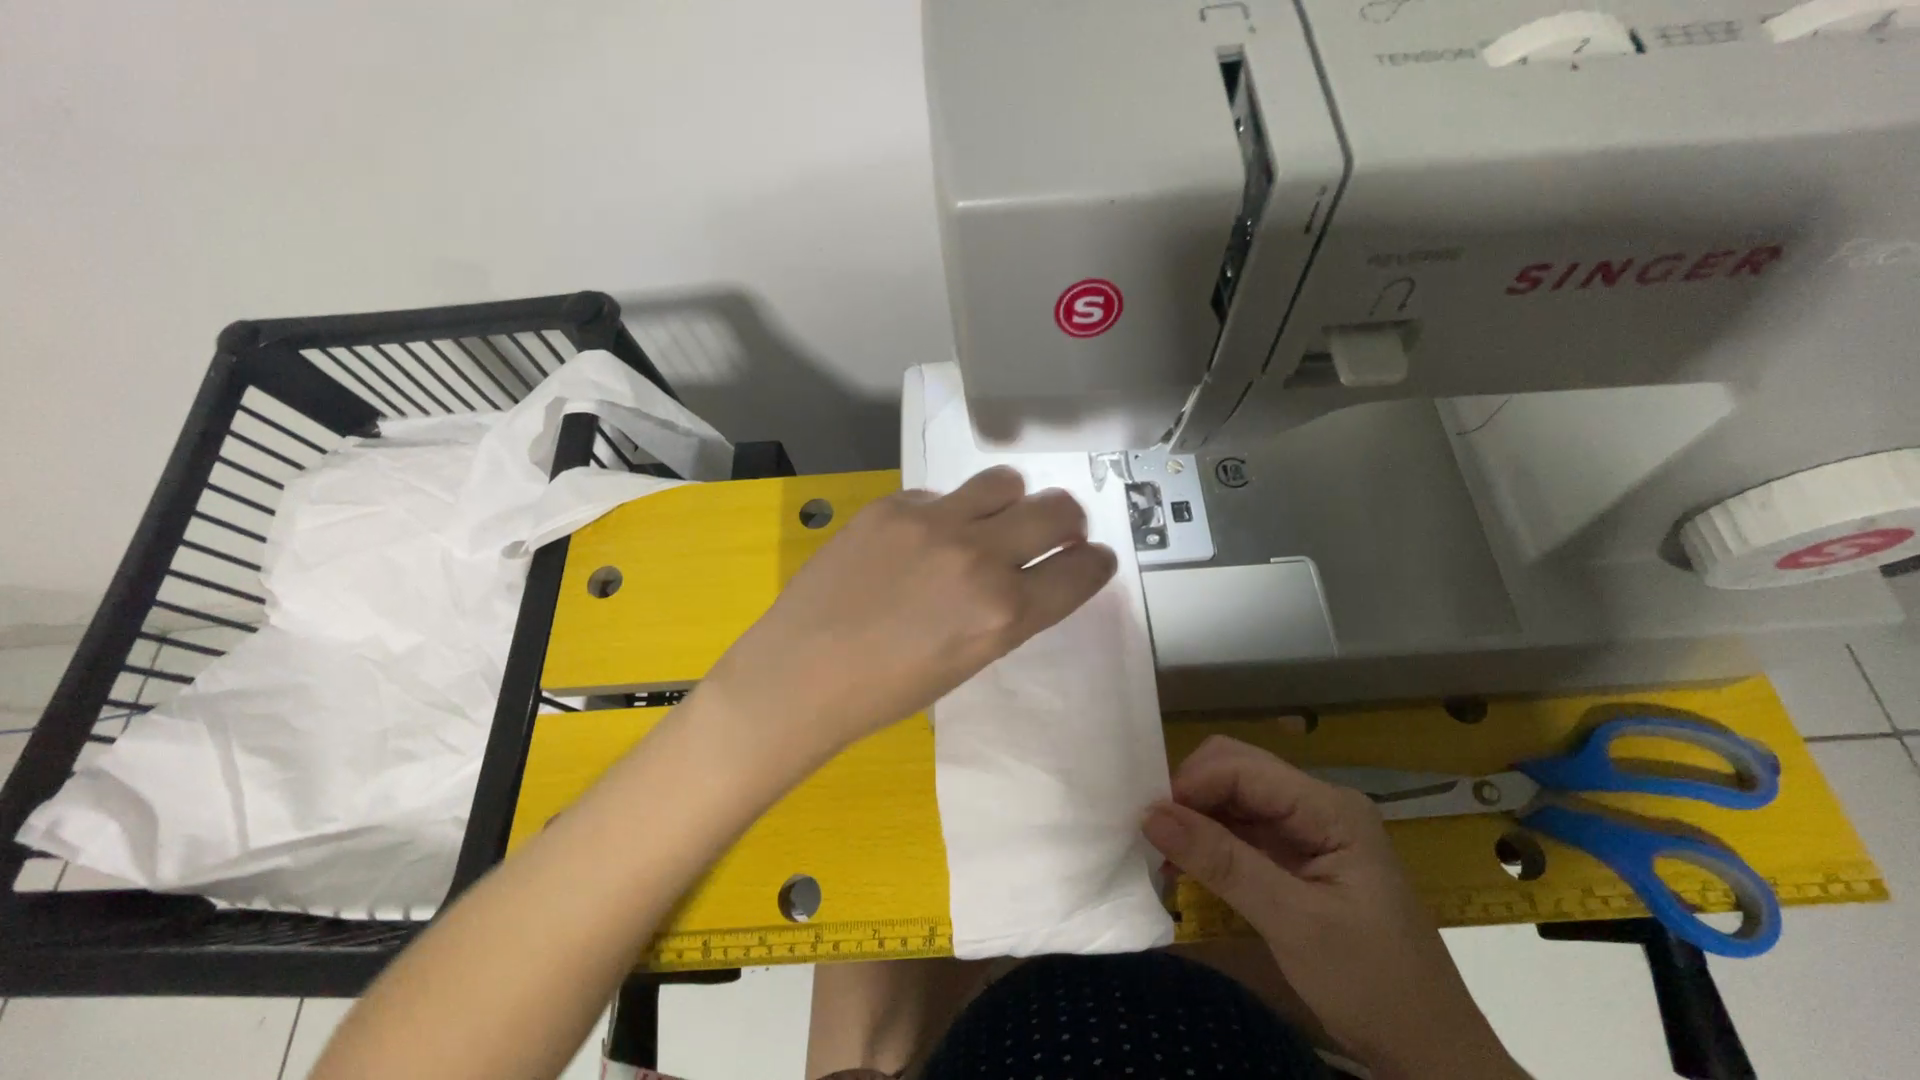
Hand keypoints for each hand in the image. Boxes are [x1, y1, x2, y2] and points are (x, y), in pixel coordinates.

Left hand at [703, 465, 1116, 754]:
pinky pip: (941, 494)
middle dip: (1068, 521)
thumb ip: (1008, 614)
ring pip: (1005, 482)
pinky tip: (918, 542)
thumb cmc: (888, 690)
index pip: (1081, 570)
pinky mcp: (892, 505)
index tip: (1091, 558)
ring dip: (1011, 501)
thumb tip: (1028, 575)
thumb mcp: (969, 661)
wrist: (801, 673)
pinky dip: (945, 513)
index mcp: (1005, 613)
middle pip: (1058, 510)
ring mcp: (933, 523)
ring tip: (989, 521)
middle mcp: (979, 558)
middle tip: (1055, 530)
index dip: (1094, 563)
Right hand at [1142, 737, 1526, 1079]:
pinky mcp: (1299, 860)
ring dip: (1195, 819)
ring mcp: (1310, 833)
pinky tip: (1184, 867)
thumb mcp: (1293, 923)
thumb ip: (1223, 862)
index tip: (1147, 821)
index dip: (1191, 784)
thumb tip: (1152, 814)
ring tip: (1158, 855)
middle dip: (1189, 795)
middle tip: (1150, 836)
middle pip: (1237, 772)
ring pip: (1235, 800)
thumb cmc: (1371, 983)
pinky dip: (1210, 843)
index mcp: (1331, 808)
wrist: (1428, 1049)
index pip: (1244, 768)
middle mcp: (1318, 807)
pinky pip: (1243, 832)